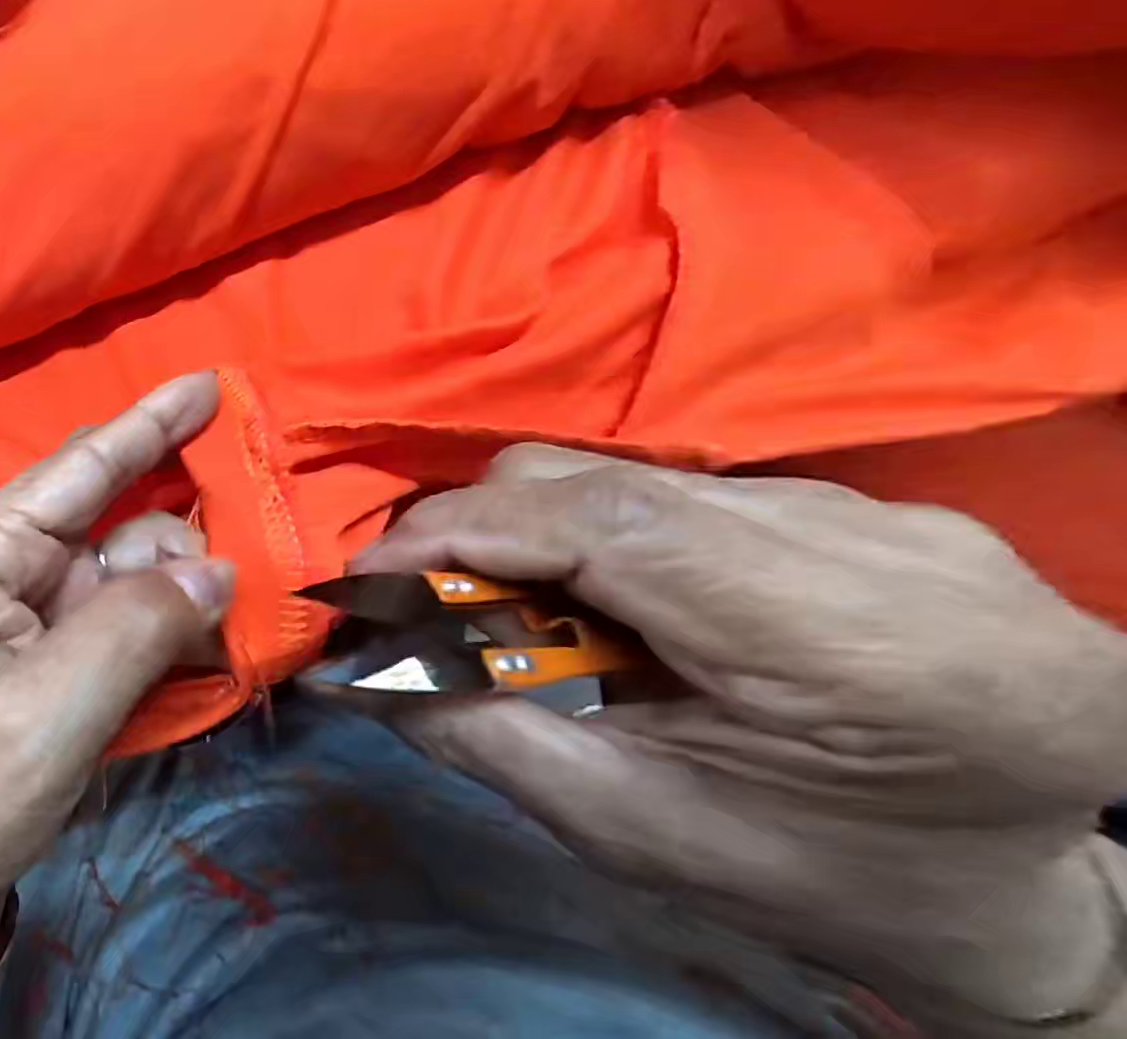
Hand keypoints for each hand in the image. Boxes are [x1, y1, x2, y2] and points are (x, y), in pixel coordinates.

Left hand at [0, 373, 234, 1006]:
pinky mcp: (72, 635)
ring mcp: (47, 597)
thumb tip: (218, 569)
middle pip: (120, 511)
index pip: (79, 467)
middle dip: (185, 526)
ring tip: (230, 625)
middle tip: (251, 546)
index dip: (148, 423)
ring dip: (190, 586)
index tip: (209, 384)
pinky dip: (181, 617)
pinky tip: (211, 641)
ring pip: (142, 561)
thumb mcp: (53, 707)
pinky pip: (144, 604)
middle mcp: (13, 558)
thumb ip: (140, 626)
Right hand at [331, 443, 1126, 1027]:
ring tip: (495, 603)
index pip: (612, 527)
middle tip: (412, 599)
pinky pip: (656, 488)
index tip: (370, 574)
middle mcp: (871, 541)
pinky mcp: (838, 500)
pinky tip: (584, 594)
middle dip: (472, 530)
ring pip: (618, 474)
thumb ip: (480, 737)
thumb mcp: (626, 829)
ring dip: (521, 531)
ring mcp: (862, 505)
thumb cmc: (811, 879)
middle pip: (602, 483)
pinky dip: (578, 532)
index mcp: (850, 644)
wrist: (995, 877)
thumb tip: (360, 673)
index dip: (465, 531)